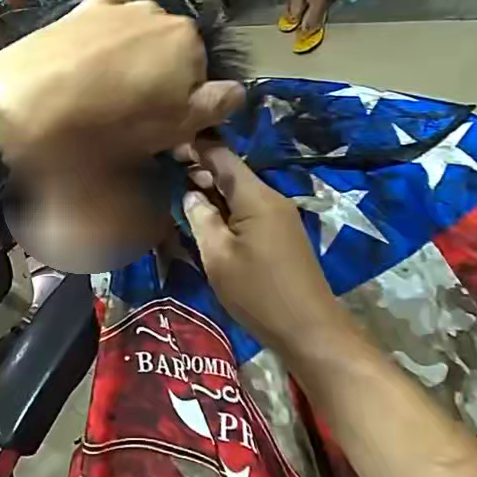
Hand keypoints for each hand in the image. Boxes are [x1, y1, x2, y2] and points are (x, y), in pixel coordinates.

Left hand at [0, 0, 244, 179]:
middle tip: (135, 112)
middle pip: (173, 50)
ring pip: (142, 33)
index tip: (164, 126)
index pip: (204, 76)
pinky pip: (107, 15)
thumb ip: (214, 105)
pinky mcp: (79, 8)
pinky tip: (94, 52)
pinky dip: (110, 31)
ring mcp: (116, 6)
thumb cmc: (107, 127)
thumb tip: (238, 90)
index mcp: (188, 41)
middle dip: (163, 76)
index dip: (187, 104)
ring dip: (136, 55)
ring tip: (107, 89)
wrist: (21, 110)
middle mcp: (158, 13)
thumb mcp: (172, 129)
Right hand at [178, 140, 352, 358]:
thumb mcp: (218, 257)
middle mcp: (272, 198)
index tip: (167, 147)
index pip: (222, 156)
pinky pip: (250, 210)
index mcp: (256, 196)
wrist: (310, 329)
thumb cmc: (259, 293)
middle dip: (200, 170)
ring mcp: (280, 216)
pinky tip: (209, 220)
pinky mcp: (282, 233)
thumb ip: (201, 219)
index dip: (195, 147)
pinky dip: (227, 209)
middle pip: (232, 172)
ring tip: (181, 196)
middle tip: (166, 175)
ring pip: (241, 192)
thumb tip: (190, 194)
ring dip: (213, 191)